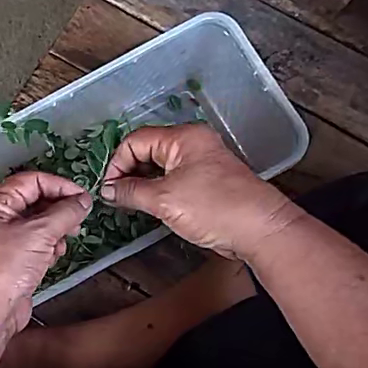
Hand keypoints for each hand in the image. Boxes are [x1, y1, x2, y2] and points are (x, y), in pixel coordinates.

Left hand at [0, 170, 91, 321]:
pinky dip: (50, 245)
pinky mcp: (15, 257)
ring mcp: (6, 238)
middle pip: (37, 200)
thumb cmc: (6, 268)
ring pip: (40, 222)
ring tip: (65, 240)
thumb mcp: (39, 234)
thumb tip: (84, 200)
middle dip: (60, 208)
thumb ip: (65, 212)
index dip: (59, 185)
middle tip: (78, 219)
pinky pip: (38, 241)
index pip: (32, 181)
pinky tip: (55, 255)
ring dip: (57, 228)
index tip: (82, 196)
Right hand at [100, 123, 302, 259]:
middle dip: (127, 172)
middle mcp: (192, 143)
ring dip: (141, 182)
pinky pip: (172, 178)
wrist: (260, 230)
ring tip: (129, 203)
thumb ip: (130, 192)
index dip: (117, 163)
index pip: (135, 141)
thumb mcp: (164, 200)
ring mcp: (200, 161)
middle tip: (115, 197)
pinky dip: (157, 189)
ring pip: (159, 166)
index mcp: (182, 138)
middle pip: (146, 150)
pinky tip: (149, 205)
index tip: (108, 188)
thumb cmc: (215, 208)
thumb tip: (107, 190)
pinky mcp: (206, 181)